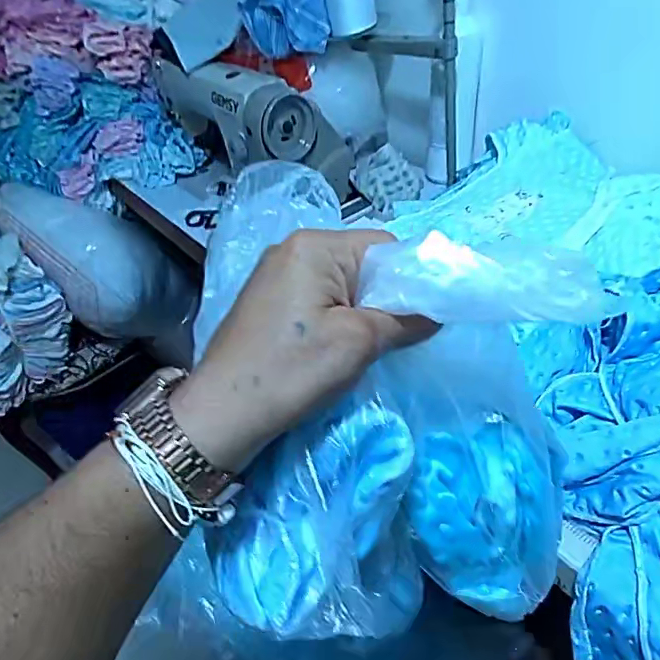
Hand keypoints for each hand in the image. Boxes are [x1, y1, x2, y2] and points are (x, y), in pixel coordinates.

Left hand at [171, 228, 436, 471]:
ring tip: (366, 346)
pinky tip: (338, 348)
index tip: (422, 316)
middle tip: (395, 336)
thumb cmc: (292, 371)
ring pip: (344, 285)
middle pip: (364, 264)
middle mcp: (293, 248)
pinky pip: (321, 299)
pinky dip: (339, 319)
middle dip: (386, 298)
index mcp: (314, 246)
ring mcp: (277, 274)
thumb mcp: (358, 343)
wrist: (223, 414)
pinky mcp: (269, 301)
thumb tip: (437, 313)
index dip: (411, 279)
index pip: (385, 247)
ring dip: (363, 312)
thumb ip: (405, 321)